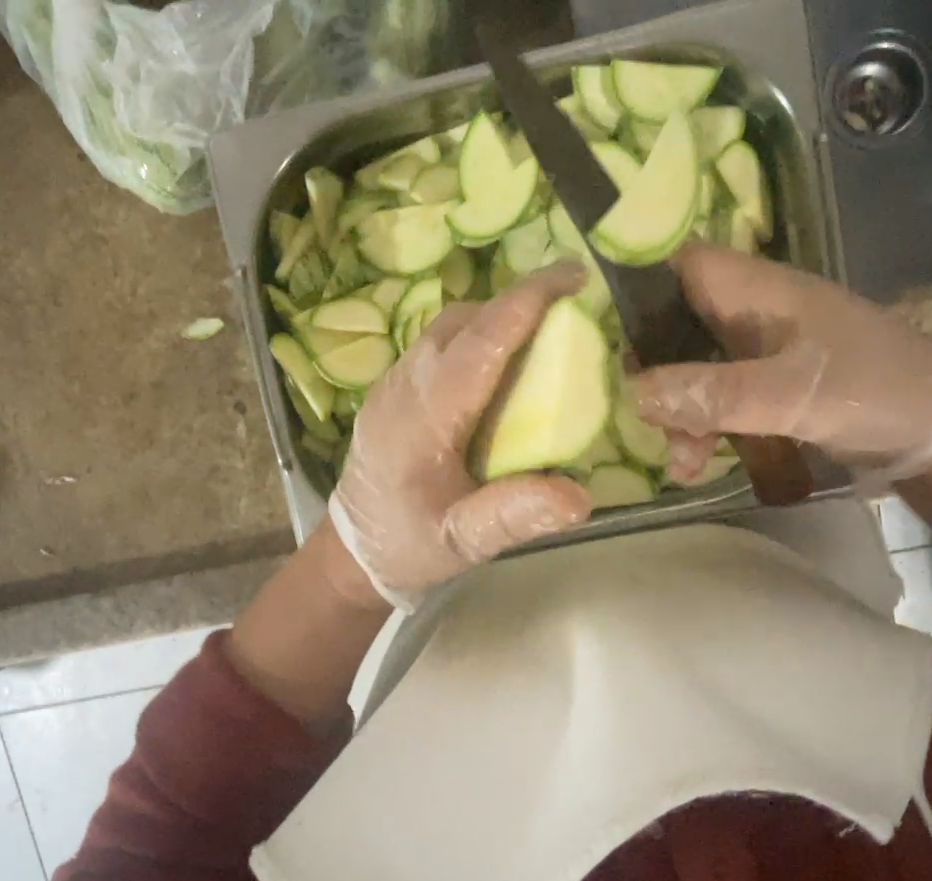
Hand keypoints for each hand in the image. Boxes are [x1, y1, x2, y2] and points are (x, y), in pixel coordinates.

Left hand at [328, 263, 594, 609]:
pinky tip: (502, 368)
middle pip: (461, 322)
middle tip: (572, 309)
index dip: (527, 303)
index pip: (479, 342)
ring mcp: (391, 385)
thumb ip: (511, 518)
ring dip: (495, 319)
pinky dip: (476, 338)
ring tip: (544, 335)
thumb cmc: (408, 548)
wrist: (353, 553)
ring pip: (446, 329)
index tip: (575, 276)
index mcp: (420, 419)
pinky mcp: (391, 391)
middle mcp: (401, 388)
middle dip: (517, 304)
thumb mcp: (461, 544)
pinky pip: (437, 346)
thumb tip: (578, 496)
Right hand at [635, 244, 931, 487]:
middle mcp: (751, 312)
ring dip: (676, 413)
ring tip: (679, 463)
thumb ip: (711, 393)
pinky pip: (715, 398)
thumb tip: (632, 395)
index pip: (679, 264)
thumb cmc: (871, 390)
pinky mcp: (769, 386)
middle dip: (651, 373)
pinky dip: (700, 427)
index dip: (636, 287)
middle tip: (638, 415)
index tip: (601, 333)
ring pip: (691, 369)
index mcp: (756, 291)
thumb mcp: (788, 393)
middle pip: (674, 325)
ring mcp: (759, 351)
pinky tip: (693, 466)